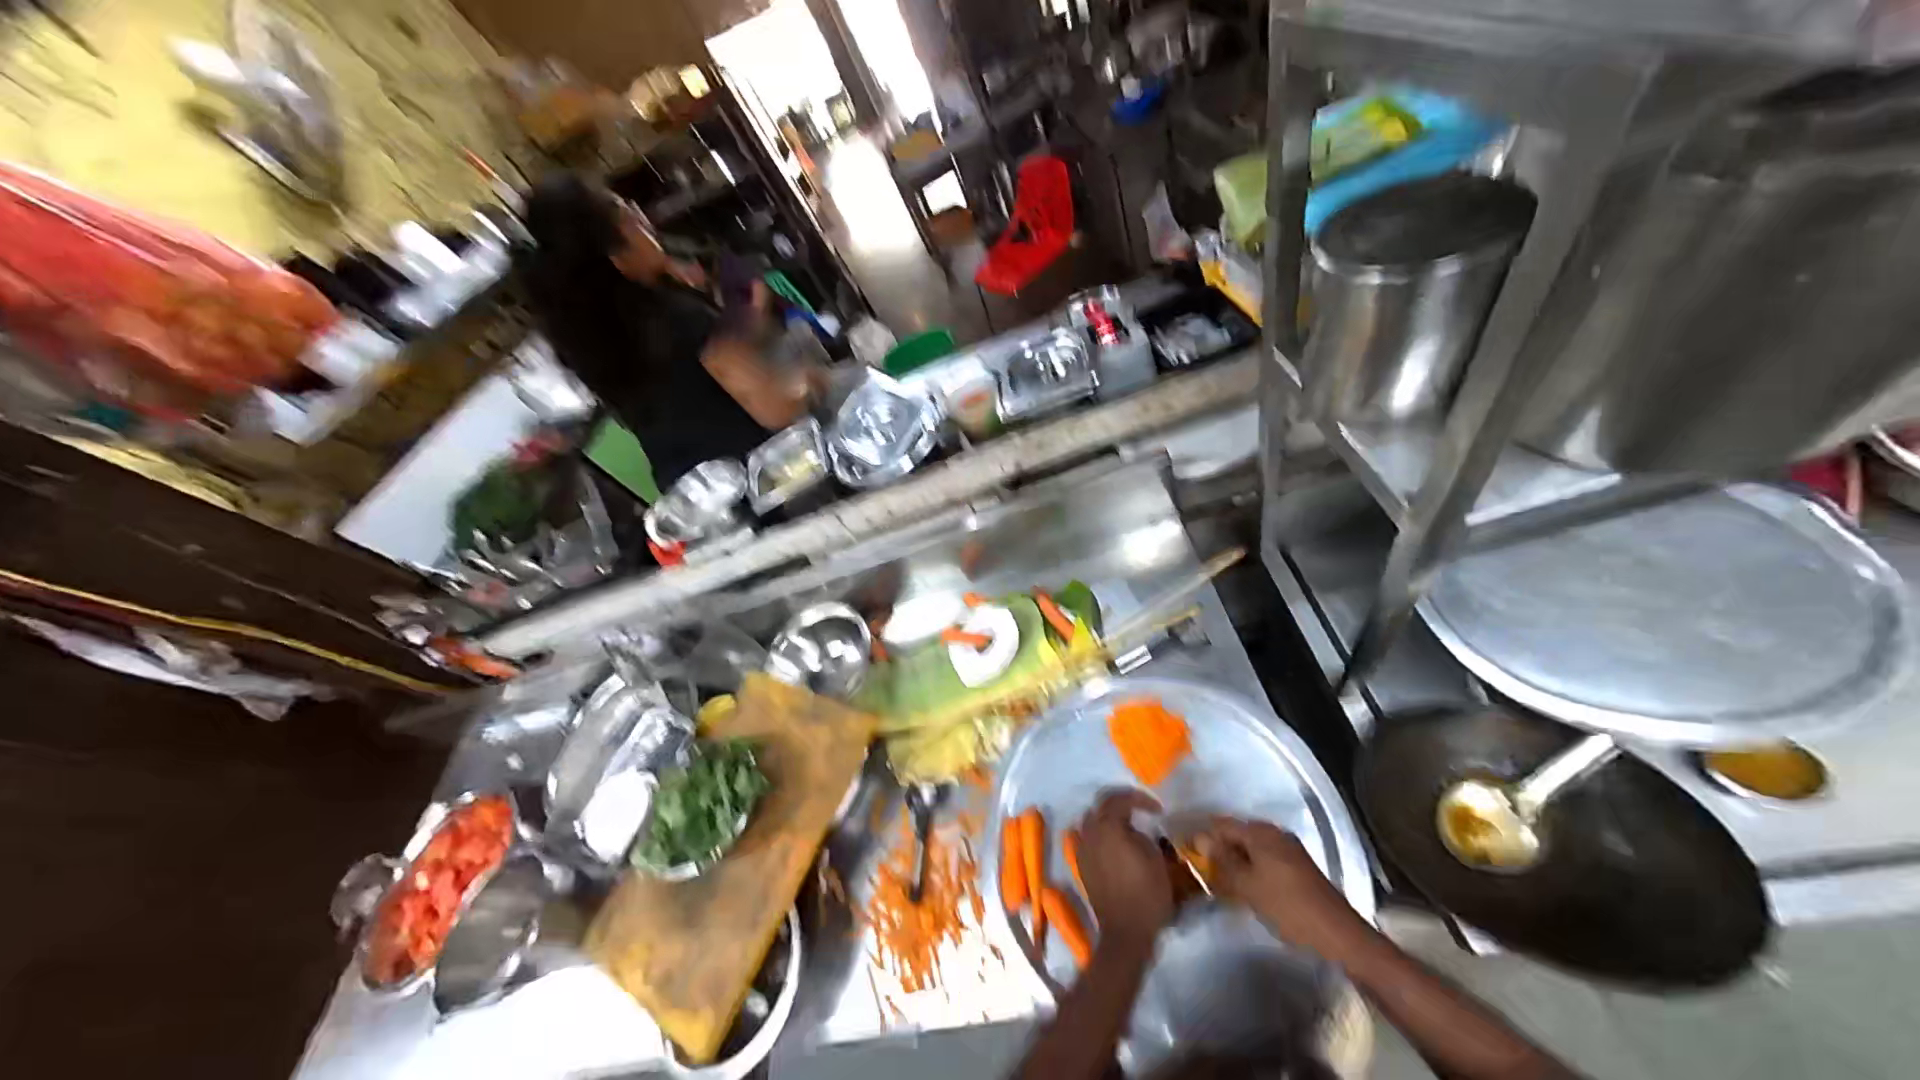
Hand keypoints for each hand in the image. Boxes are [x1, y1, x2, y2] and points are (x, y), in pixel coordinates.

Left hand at [1074, 789, 1175, 949]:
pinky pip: (1087, 837)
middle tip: (1140, 810)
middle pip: (1101, 805)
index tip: (1157, 809)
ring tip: (1127, 825)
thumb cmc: (1147, 895)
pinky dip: (1100, 832)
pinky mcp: (1081, 863)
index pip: (1119, 799)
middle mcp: (1090, 833)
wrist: (1126, 931)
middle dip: (1121, 803)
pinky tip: (1115, 843)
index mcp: (1108, 828)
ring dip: (1108, 817)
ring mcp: (1082, 848)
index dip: (1139, 799)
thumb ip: (1141, 835)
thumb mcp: (1155, 860)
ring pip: (1091, 820)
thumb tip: (1133, 829)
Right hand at [1194, 817, 1367, 958]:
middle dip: (1217, 850)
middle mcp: (1274, 834)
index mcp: (1261, 832)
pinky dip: (1249, 870)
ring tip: (1217, 881)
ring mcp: (1288, 850)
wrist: (1339, 937)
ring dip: (1233, 862)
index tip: (1185, 853)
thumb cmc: (1288, 908)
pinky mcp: (1296, 868)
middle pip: (1236, 835)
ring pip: (1250, 849)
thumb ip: (1221, 860)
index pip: (1221, 824)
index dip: (1202, 836)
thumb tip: (1200, 839)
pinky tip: (1242, 888)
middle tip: (1200, 871)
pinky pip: (1263, 860)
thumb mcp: (1247, 885)